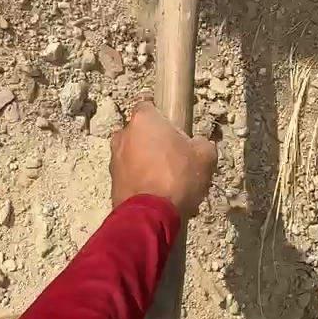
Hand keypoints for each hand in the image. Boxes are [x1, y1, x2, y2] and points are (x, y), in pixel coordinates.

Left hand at [109, 102, 217, 217]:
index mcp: (143, 120)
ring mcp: (114, 158)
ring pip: (134, 152)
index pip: (149, 104)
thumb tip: (199, 145)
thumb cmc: (178, 177)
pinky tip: (157, 192)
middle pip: (140, 131)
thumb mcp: (205, 156)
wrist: (151, 214)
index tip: (175, 127)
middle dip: (154, 139)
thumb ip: (202, 143)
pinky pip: (130, 173)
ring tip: (166, 178)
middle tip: (174, 156)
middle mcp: (123, 134)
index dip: (163, 114)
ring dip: (146, 160)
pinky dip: (141, 178)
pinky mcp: (112, 180)